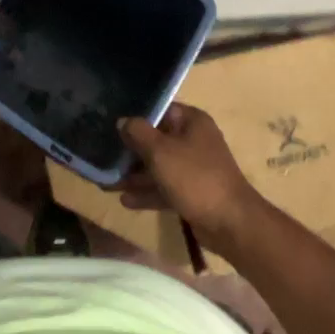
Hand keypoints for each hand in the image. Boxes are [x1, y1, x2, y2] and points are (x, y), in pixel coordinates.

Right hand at [117, 103, 264, 248]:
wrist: (230, 223)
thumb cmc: (195, 178)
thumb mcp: (161, 152)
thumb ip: (138, 133)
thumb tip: (123, 121)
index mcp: (191, 122)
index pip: (159, 111)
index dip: (135, 116)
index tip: (111, 123)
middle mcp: (193, 140)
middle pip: (157, 139)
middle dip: (131, 150)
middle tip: (104, 154)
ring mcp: (194, 168)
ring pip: (159, 166)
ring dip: (135, 174)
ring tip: (107, 182)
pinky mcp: (192, 192)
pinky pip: (165, 187)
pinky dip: (147, 192)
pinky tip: (125, 200)